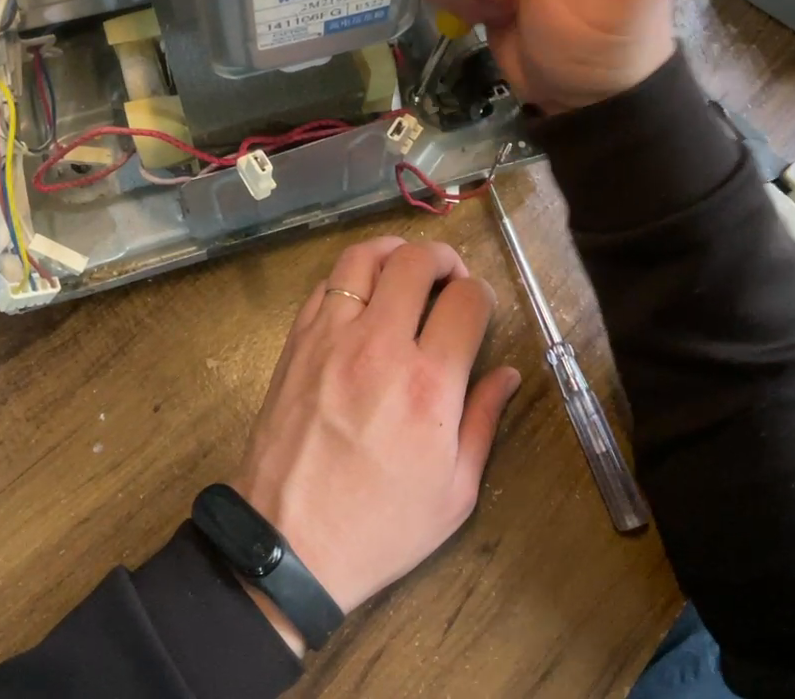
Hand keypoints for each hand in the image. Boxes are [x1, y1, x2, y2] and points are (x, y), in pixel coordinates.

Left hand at [230, 237, 521, 652]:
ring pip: (364, 257)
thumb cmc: (380, 527)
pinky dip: (352, 276)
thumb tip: (507, 374)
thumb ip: (485, 422)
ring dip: (394, 251)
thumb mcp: (455, 493)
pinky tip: (363, 297)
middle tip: (450, 279)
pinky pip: (325, 284)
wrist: (288, 544)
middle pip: (417, 262)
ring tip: (406, 269)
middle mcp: (380, 346)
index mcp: (429, 385)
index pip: (467, 300)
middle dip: (444, 259)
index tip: (479, 309)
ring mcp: (331, 338)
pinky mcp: (296, 342)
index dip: (482, 294)